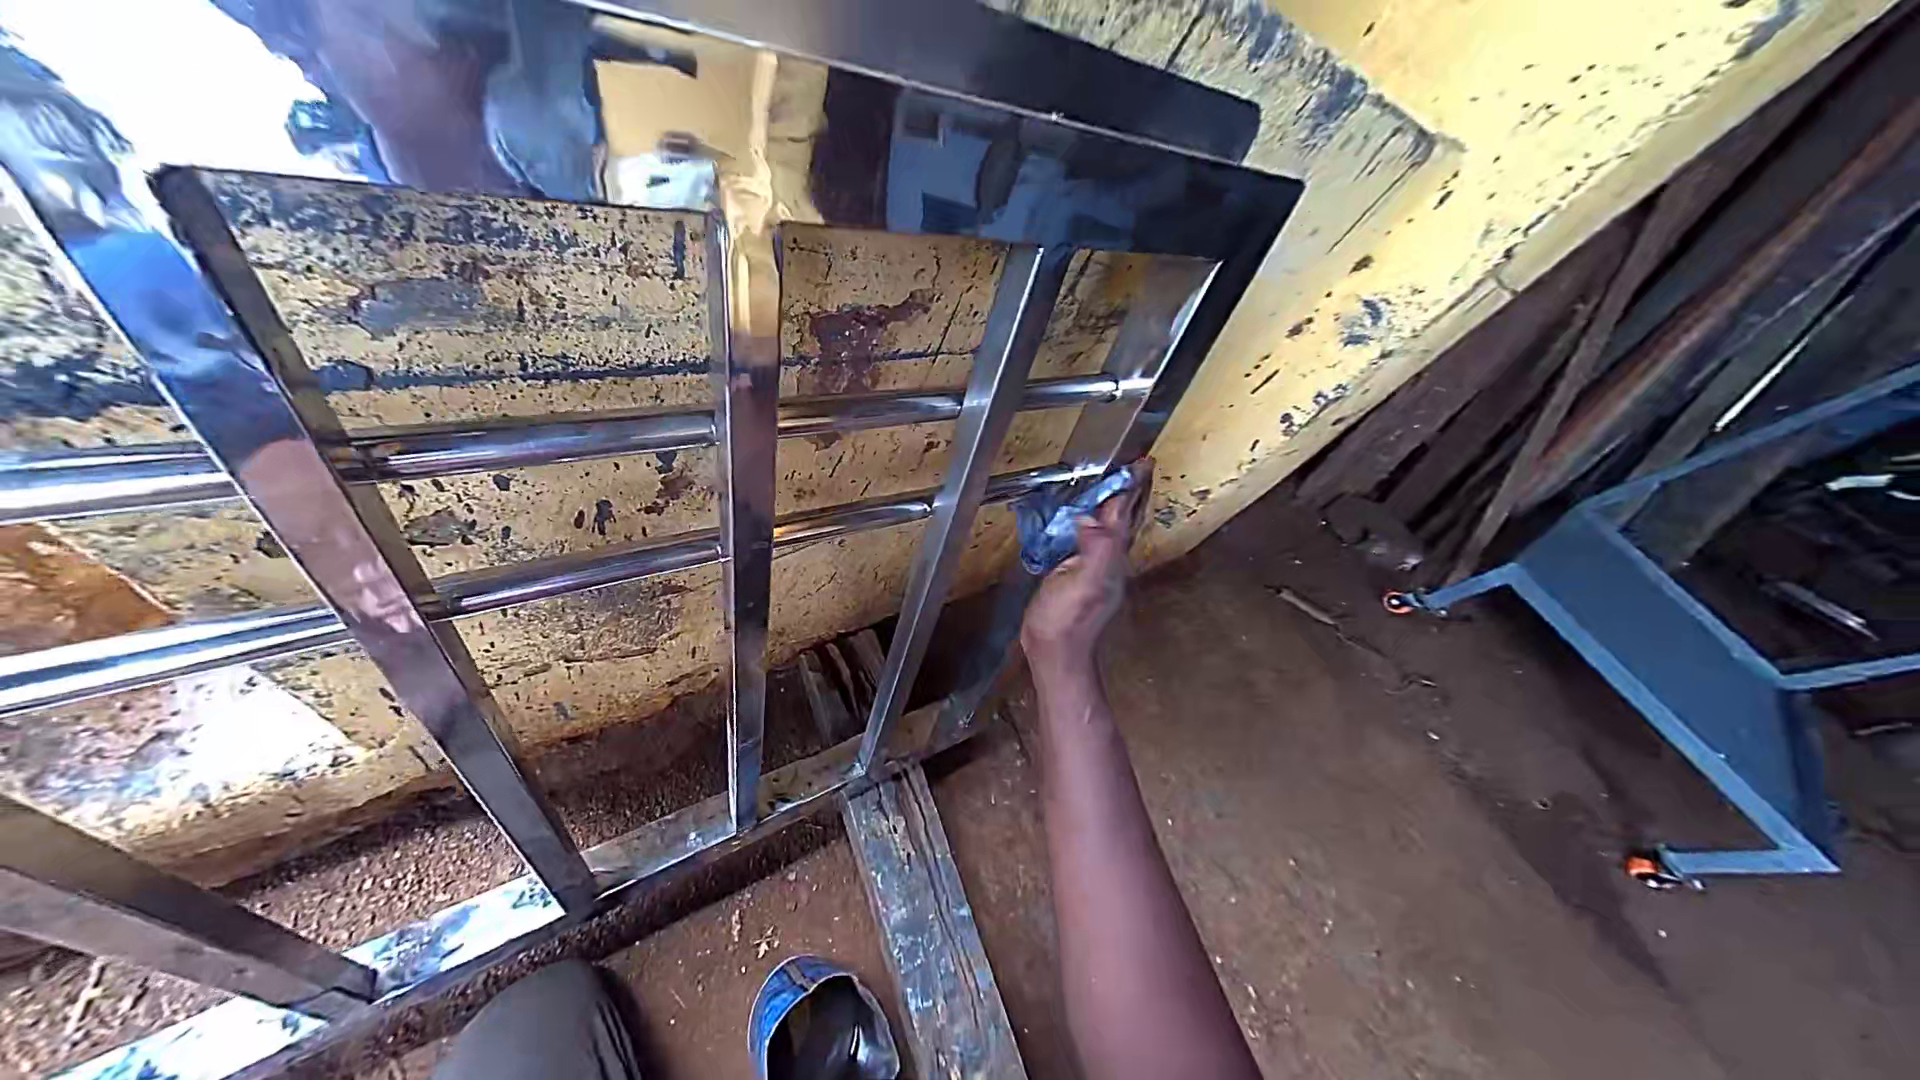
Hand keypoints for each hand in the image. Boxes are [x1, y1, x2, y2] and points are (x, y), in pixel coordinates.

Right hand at [1020, 458, 1152, 675]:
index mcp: (1112, 556)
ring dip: (1116, 506)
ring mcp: (1095, 568)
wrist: (1055, 652)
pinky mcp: (1077, 575)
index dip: (1132, 488)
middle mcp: (1109, 559)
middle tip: (1137, 468)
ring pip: (1111, 529)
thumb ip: (1095, 549)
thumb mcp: (1082, 584)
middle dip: (1132, 493)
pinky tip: (1083, 518)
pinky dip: (1092, 522)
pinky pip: (1091, 539)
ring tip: (1116, 485)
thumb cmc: (1065, 621)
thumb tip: (1092, 517)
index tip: (1140, 462)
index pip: (1125, 514)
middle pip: (1125, 519)